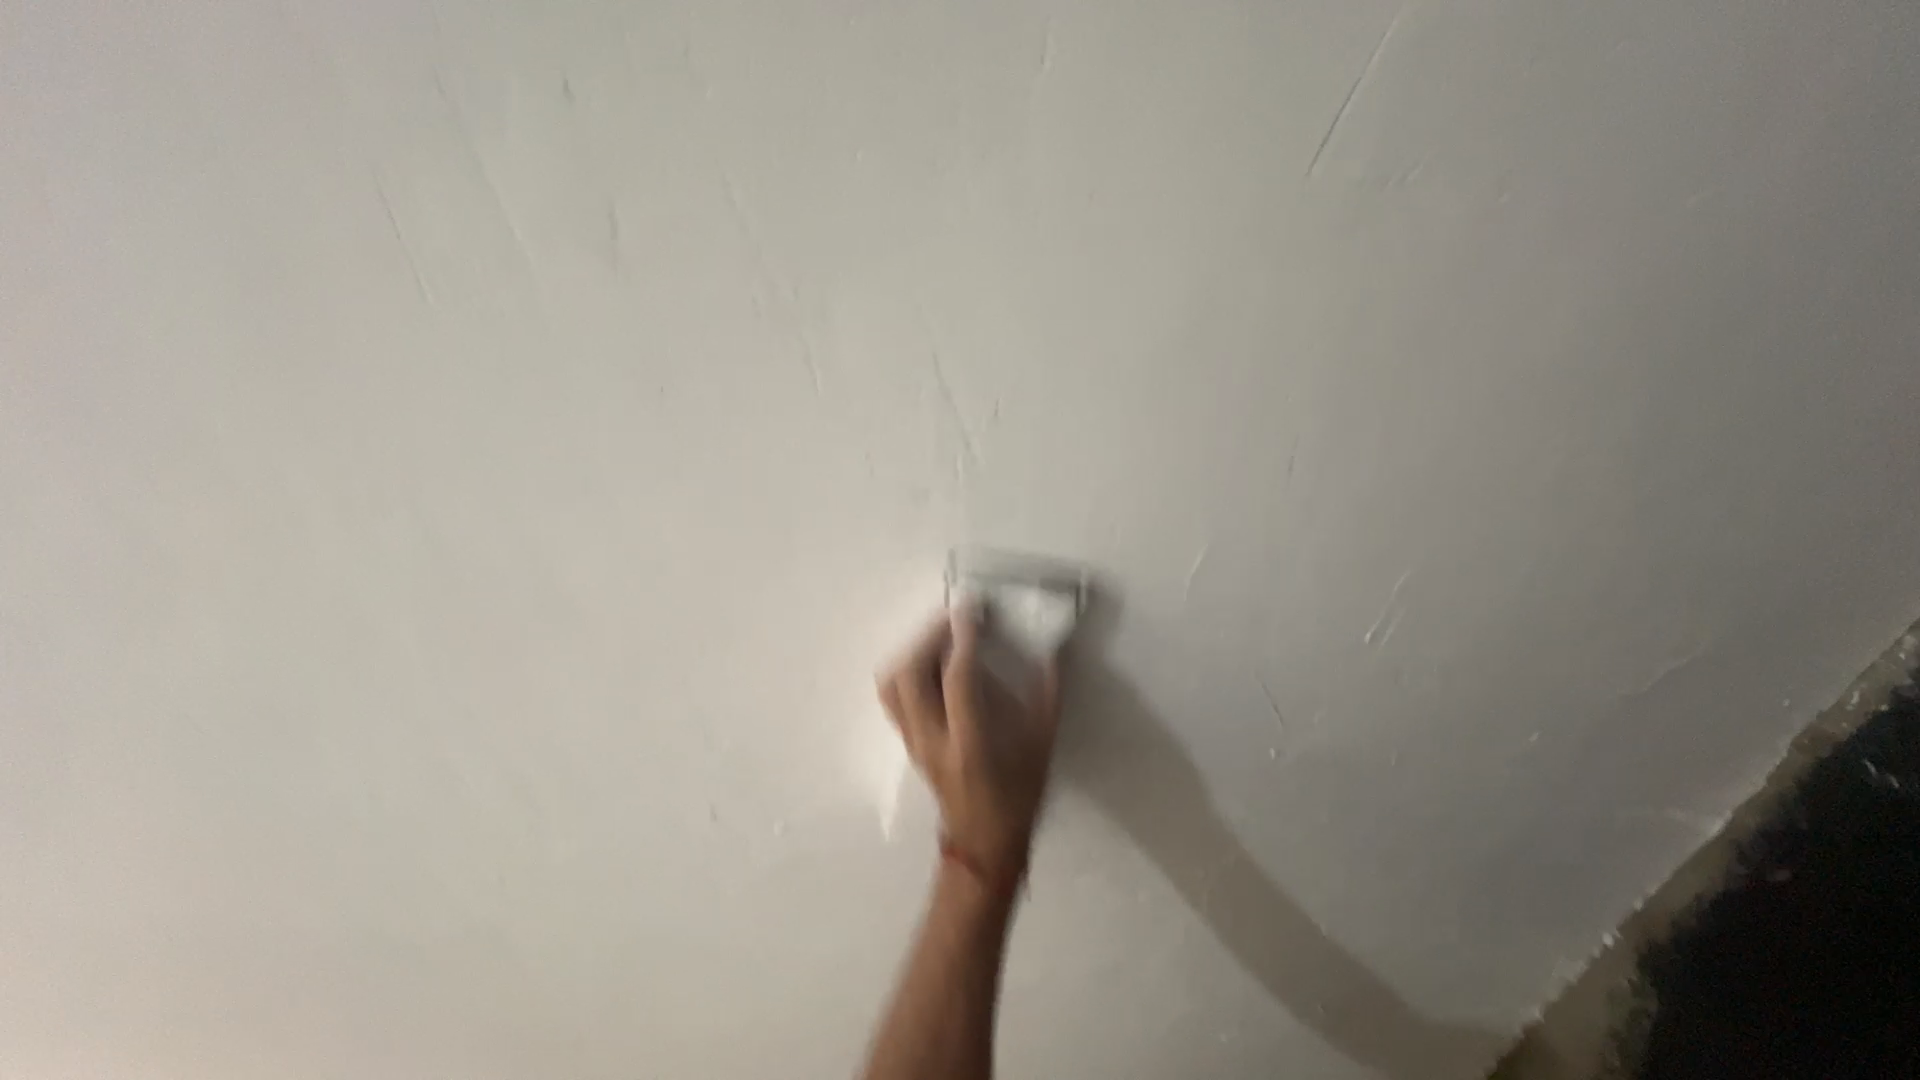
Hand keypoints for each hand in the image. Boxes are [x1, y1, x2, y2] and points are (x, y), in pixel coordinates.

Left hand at [877, 606, 1063, 881]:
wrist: (982, 841)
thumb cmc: (1018, 796)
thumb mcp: (1043, 747)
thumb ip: (1046, 697)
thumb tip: (1049, 652)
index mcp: (970, 743)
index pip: (957, 679)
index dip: (963, 639)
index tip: (973, 610)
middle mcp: (932, 740)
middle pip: (910, 675)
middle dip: (929, 636)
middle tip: (954, 616)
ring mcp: (913, 741)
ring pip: (892, 683)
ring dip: (912, 649)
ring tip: (940, 633)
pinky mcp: (906, 741)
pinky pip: (892, 695)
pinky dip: (905, 667)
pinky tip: (929, 657)